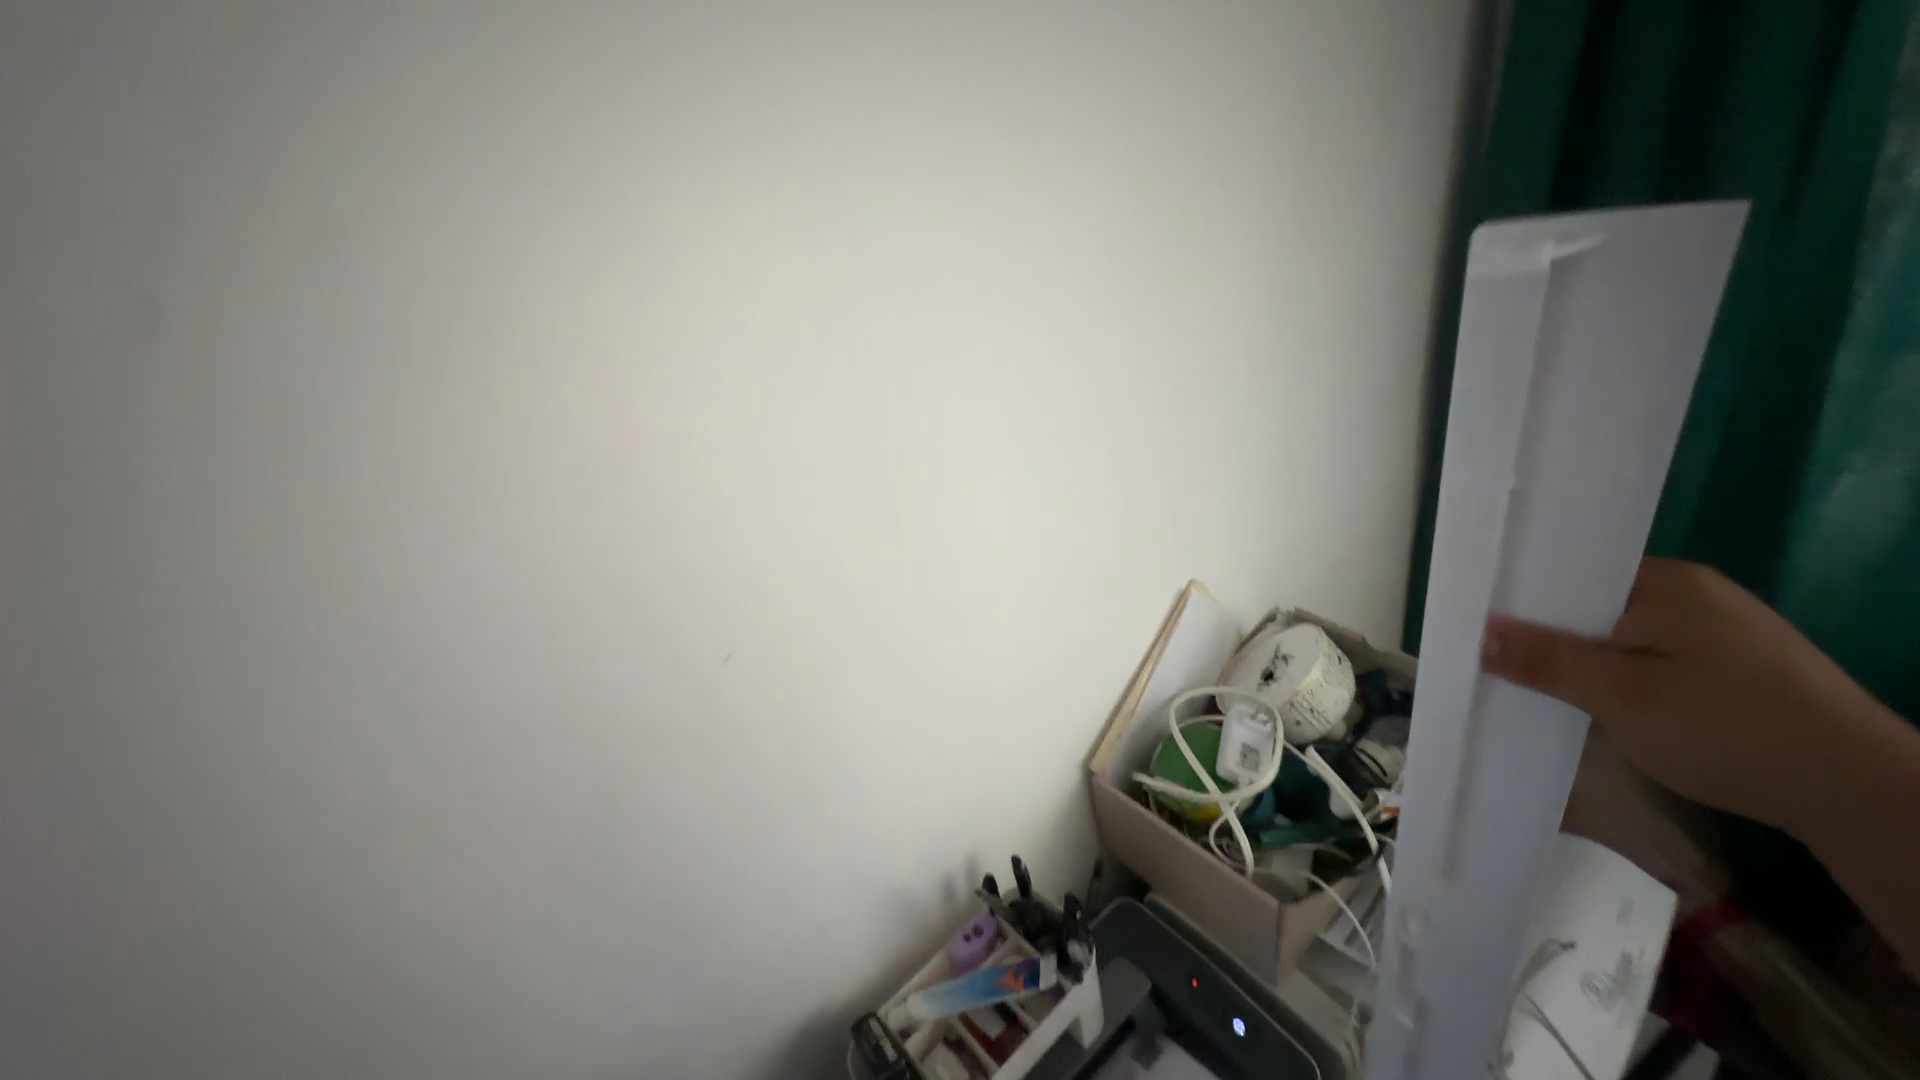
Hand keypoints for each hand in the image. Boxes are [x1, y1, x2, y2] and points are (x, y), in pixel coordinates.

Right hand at [1480, 557, 1899, 839]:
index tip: (1472, 629)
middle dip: (1544, 636)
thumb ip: (1548, 660)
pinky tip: (1596, 705)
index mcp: (1665, 582)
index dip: (1518, 600)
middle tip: (1493, 666)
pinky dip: (1613, 677)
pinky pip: (1644, 657)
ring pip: (1615, 636)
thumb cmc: (1731, 730)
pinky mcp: (1725, 664)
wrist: (1858, 792)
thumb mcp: (1623, 697)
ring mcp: (1712, 628)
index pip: (1568, 574)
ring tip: (1535, 689)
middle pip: (1588, 605)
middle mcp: (1689, 592)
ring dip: (1579, 662)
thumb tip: (1478, 630)